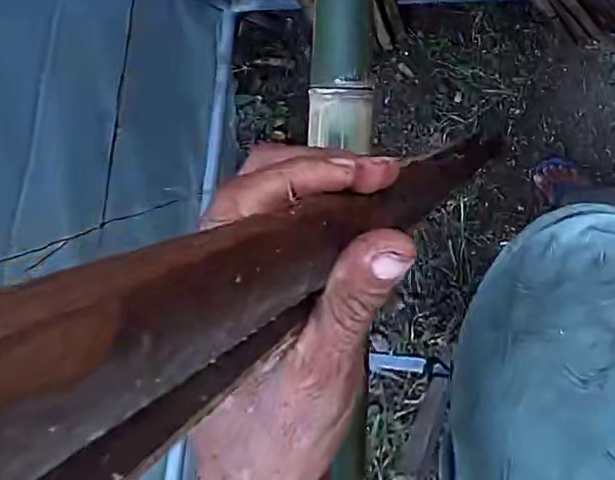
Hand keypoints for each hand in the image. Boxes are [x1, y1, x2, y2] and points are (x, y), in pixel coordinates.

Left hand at [192, 145, 415, 479]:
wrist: (254, 478)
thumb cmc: (276, 430)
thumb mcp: (324, 365)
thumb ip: (353, 300)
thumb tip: (394, 241)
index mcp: (225, 270)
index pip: (263, 190)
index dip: (317, 173)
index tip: (370, 173)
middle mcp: (220, 251)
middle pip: (264, 175)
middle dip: (324, 165)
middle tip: (378, 173)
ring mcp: (235, 257)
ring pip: (271, 188)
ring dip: (321, 177)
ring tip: (371, 181)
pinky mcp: (255, 268)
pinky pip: (282, 212)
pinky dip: (319, 198)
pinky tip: (350, 206)